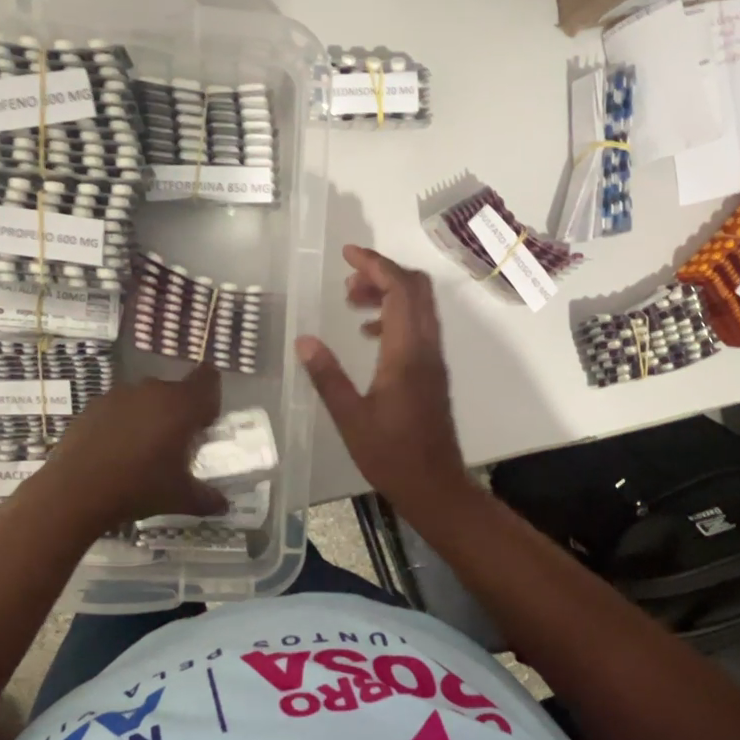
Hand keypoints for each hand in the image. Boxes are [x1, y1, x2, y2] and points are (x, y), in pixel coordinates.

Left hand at [35, 365, 227, 527]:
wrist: (77, 490)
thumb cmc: (140, 488)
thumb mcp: (181, 498)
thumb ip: (207, 498)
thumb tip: (224, 505)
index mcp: (181, 405)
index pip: (207, 378)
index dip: (210, 397)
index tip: (204, 422)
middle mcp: (152, 391)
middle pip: (175, 390)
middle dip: (179, 412)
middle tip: (176, 444)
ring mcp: (119, 395)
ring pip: (145, 398)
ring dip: (150, 417)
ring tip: (143, 450)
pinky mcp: (93, 406)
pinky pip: (119, 409)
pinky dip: (123, 424)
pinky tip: (116, 453)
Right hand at [297, 245, 471, 512]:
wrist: (434, 485)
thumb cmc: (391, 456)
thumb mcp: (350, 418)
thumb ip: (328, 377)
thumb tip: (304, 340)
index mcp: (407, 354)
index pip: (399, 289)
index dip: (375, 264)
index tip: (347, 254)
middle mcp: (427, 349)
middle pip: (416, 289)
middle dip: (382, 273)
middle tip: (346, 282)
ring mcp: (434, 360)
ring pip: (420, 307)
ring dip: (389, 294)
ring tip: (351, 304)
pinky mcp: (433, 373)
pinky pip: (419, 328)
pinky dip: (395, 317)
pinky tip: (367, 336)